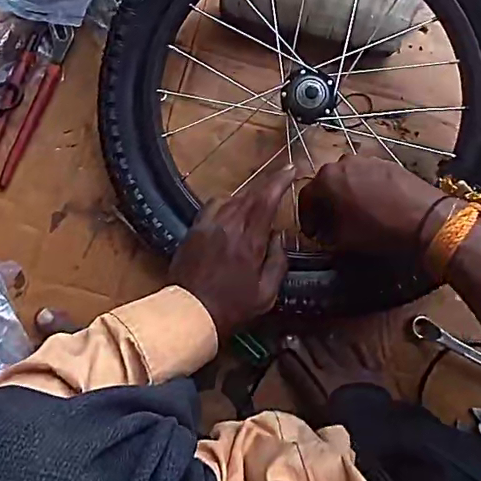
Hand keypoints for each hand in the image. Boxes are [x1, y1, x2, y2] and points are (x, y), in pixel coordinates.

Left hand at [169, 165, 292, 335]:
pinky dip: (227, 202)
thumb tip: (279, 236)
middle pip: (250, 195)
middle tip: (281, 178)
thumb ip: (277, 262)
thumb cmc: (232, 307)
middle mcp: (228, 227)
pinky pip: (213, 205)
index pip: (266, 201)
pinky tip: (232, 210)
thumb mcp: (266, 294)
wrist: (190, 310)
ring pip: (232, 198)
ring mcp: (209, 225)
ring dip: (248, 195)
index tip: (290, 169)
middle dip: (268, 183)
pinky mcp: (195, 228)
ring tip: (259, 202)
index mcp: (249, 242)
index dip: (279, 181)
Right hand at [298, 153, 448, 256]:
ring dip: (345, 193)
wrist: (427, 217)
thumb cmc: (380, 228)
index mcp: (326, 178)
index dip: (306, 217)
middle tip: (329, 222)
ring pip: (347, 177)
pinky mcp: (386, 162)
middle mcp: (342, 163)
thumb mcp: (345, 239)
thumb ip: (327, 234)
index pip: (306, 197)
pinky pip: (366, 175)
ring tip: (352, 213)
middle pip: (326, 184)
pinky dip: (363, 188)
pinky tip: (372, 204)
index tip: (311, 232)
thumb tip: (324, 234)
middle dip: (325, 203)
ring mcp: (366, 160)